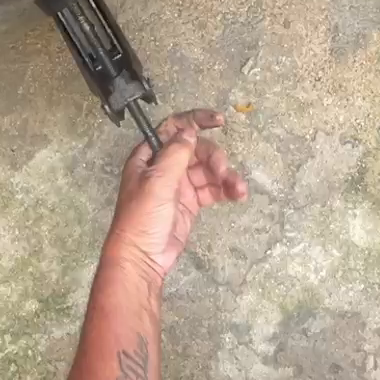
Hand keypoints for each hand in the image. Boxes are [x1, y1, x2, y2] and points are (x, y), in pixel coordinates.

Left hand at [102, 110, 248, 286]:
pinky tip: (237, 194)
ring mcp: (177, 185)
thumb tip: (188, 131)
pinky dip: (225, 190)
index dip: (195, 121)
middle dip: (213, 157)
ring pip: (207, 170)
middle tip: (222, 172)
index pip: (174, 128)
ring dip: (225, 176)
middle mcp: (163, 167)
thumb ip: (175, 154)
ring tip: (238, 189)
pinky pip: (211, 189)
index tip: (218, 121)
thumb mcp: (157, 182)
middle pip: (196, 150)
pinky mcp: (189, 203)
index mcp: (149, 157)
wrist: (141, 258)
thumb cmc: (141, 219)